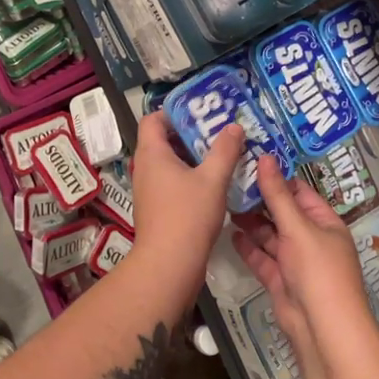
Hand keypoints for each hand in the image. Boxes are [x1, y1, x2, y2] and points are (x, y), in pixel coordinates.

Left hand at [130, 111, 242, 278]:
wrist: (168, 265)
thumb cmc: (188, 215)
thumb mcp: (213, 179)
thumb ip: (224, 151)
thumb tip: (234, 126)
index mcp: (152, 153)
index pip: (153, 119)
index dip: (174, 112)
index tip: (201, 113)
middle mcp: (145, 168)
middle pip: (163, 140)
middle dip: (191, 135)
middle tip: (219, 133)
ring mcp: (148, 190)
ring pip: (170, 164)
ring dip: (193, 158)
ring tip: (222, 155)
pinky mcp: (156, 208)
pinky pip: (172, 183)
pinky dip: (190, 178)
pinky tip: (215, 184)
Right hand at [232, 155, 368, 340]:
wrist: (322, 329)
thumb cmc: (318, 271)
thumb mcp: (298, 228)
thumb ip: (277, 195)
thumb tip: (266, 156)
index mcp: (325, 223)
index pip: (300, 192)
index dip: (277, 178)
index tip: (249, 162)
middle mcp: (312, 240)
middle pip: (283, 213)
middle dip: (260, 201)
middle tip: (230, 182)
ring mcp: (296, 262)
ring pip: (271, 236)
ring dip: (252, 223)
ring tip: (225, 205)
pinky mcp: (281, 281)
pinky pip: (263, 259)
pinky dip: (249, 248)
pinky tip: (231, 234)